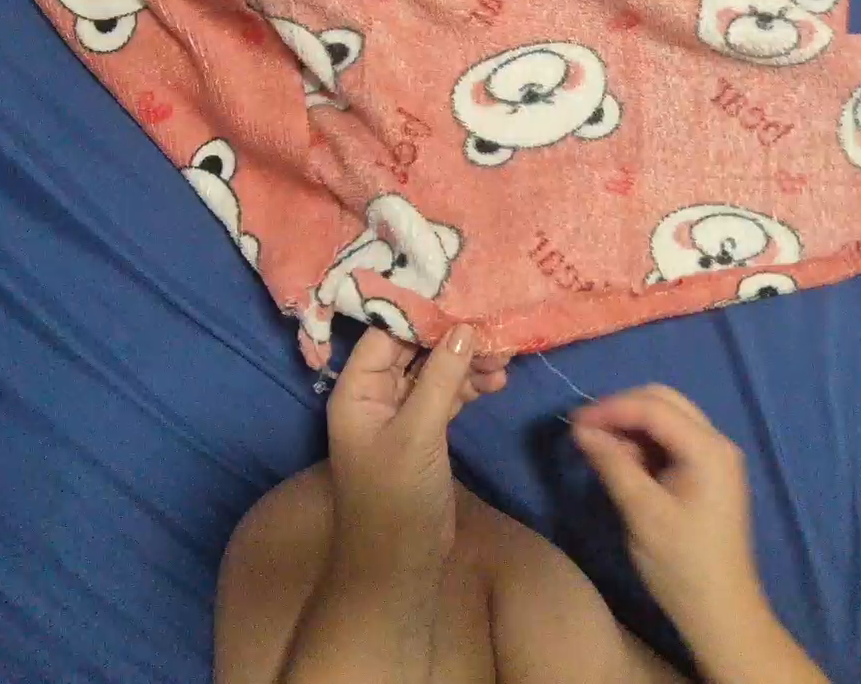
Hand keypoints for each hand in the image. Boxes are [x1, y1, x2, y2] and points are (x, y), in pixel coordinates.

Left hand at [325, 325, 508, 576]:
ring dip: (468, 363)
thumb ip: (440, 378)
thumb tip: (465, 328)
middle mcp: (376, 393)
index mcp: (358, 389)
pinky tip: (496, 383)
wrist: (400, 565)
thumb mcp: (418, 433)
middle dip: (453, 339)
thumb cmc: (395, 497)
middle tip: (494, 332)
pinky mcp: (426, 427)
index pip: (387, 334)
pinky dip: (470, 385)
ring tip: (502, 363)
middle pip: (415, 348)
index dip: (422, 313)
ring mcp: (402, 411)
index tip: (461, 294)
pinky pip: (448, 391)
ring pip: (436, 369)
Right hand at [568, 386, 764, 635]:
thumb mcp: (642, 513)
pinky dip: (643, 442)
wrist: (721, 614)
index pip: (654, 407)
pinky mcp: (705, 470)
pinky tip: (622, 460)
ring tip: (600, 448)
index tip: (574, 421)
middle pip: (663, 401)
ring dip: (631, 425)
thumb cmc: (683, 565)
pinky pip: (669, 439)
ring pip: (665, 417)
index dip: (611, 409)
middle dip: (621, 410)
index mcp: (708, 448)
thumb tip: (581, 429)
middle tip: (585, 429)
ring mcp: (713, 455)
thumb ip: (613, 464)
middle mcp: (715, 441)